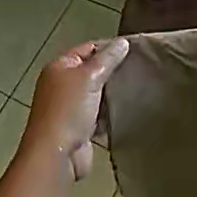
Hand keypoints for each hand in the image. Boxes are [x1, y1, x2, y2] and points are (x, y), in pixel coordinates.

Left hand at [22, 39, 129, 180]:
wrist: (56, 155)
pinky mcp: (80, 128)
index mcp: (60, 67)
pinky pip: (99, 115)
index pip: (87, 49)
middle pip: (92, 71)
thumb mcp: (89, 77)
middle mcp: (62, 84)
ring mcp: (70, 107)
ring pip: (97, 94)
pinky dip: (110, 114)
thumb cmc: (68, 110)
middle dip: (113, 72)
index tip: (134, 50)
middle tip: (140, 70)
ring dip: (113, 94)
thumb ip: (107, 59)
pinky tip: (129, 111)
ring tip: (139, 89)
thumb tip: (123, 42)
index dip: (109, 48)